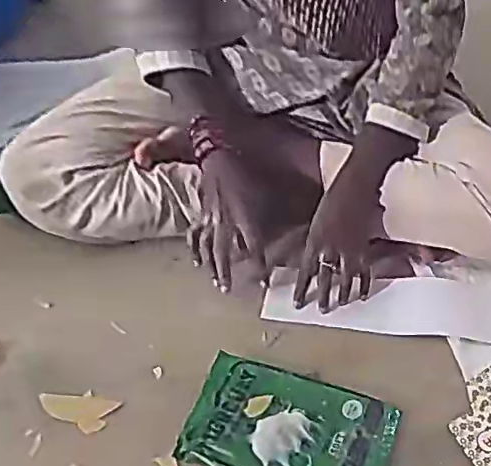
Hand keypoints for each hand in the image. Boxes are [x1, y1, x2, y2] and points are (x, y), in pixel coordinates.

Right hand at [189, 148, 272, 293]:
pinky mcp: (203, 210)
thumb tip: (294, 235)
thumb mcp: (272, 195)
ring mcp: (210, 215)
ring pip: (207, 244)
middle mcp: (224, 218)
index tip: (263, 283)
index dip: (258, 266)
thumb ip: (280, 219)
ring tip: (217, 282)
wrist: (221, 149)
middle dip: (225, 270)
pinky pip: (196, 232)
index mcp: (244, 215)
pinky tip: (198, 262)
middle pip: (222, 250)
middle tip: (228, 290)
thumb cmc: (251, 172)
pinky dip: (196, 248)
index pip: (253, 248)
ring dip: (211, 264)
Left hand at [294, 164, 382, 311]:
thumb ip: (319, 238)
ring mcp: (349, 250)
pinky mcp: (365, 249)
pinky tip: (361, 296)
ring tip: (341, 305)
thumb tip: (319, 255)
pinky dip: (363, 286)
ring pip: (344, 279)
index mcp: (315, 239)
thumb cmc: (337, 195)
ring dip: (342, 294)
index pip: (306, 270)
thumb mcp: (320, 217)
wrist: (357, 185)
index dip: (301, 288)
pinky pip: (363, 273)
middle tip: (321, 310)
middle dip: (322, 296)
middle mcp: (330, 248)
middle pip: (325, 279)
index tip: (297, 303)